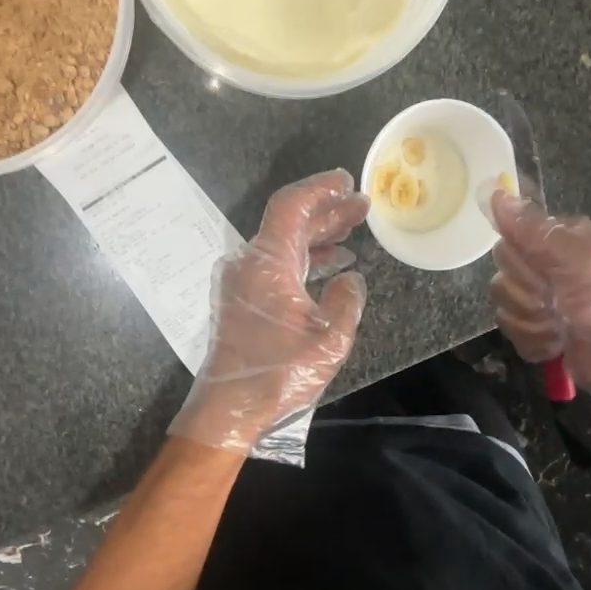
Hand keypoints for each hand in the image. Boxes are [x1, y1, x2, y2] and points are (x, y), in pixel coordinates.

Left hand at [169, 170, 369, 451]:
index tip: (348, 182)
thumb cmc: (277, 373)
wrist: (229, 407)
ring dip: (317, 236)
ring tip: (352, 231)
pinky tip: (330, 266)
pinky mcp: (241, 300)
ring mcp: (242, 282)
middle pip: (289, 223)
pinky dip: (304, 259)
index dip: (320, 189)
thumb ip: (346, 301)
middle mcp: (249, 264)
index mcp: (268, 263)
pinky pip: (276, 266)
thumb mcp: (329, 340)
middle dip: (326, 212)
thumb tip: (350, 278)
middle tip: (361, 206)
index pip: (291, 206)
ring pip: (283, 245)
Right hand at [490, 192, 590, 419]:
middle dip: (528, 297)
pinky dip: (537, 344)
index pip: (509, 242)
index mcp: (561, 243)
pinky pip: (514, 335)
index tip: (543, 273)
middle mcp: (548, 270)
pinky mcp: (541, 334)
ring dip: (534, 324)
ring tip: (564, 329)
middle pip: (502, 277)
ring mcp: (544, 304)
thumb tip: (495, 194)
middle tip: (558, 303)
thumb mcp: (580, 260)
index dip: (521, 262)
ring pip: (506, 309)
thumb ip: (534, 231)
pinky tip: (559, 346)